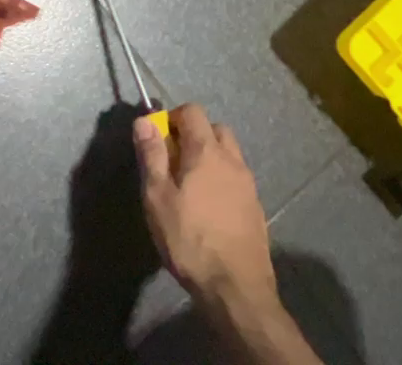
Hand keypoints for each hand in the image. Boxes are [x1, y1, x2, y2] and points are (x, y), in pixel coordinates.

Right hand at [133, 104, 276, 314]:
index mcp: (206, 152)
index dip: (172, 117)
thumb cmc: (189, 238)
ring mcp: (249, 185)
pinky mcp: (256, 208)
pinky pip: (236, 178)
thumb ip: (151, 155)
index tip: (157, 139)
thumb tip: (144, 121)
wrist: (236, 288)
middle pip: (215, 129)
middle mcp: (233, 161)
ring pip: (229, 154)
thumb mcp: (158, 196)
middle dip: (193, 134)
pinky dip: (221, 179)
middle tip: (172, 160)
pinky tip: (208, 207)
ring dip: (209, 157)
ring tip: (189, 185)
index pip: (193, 112)